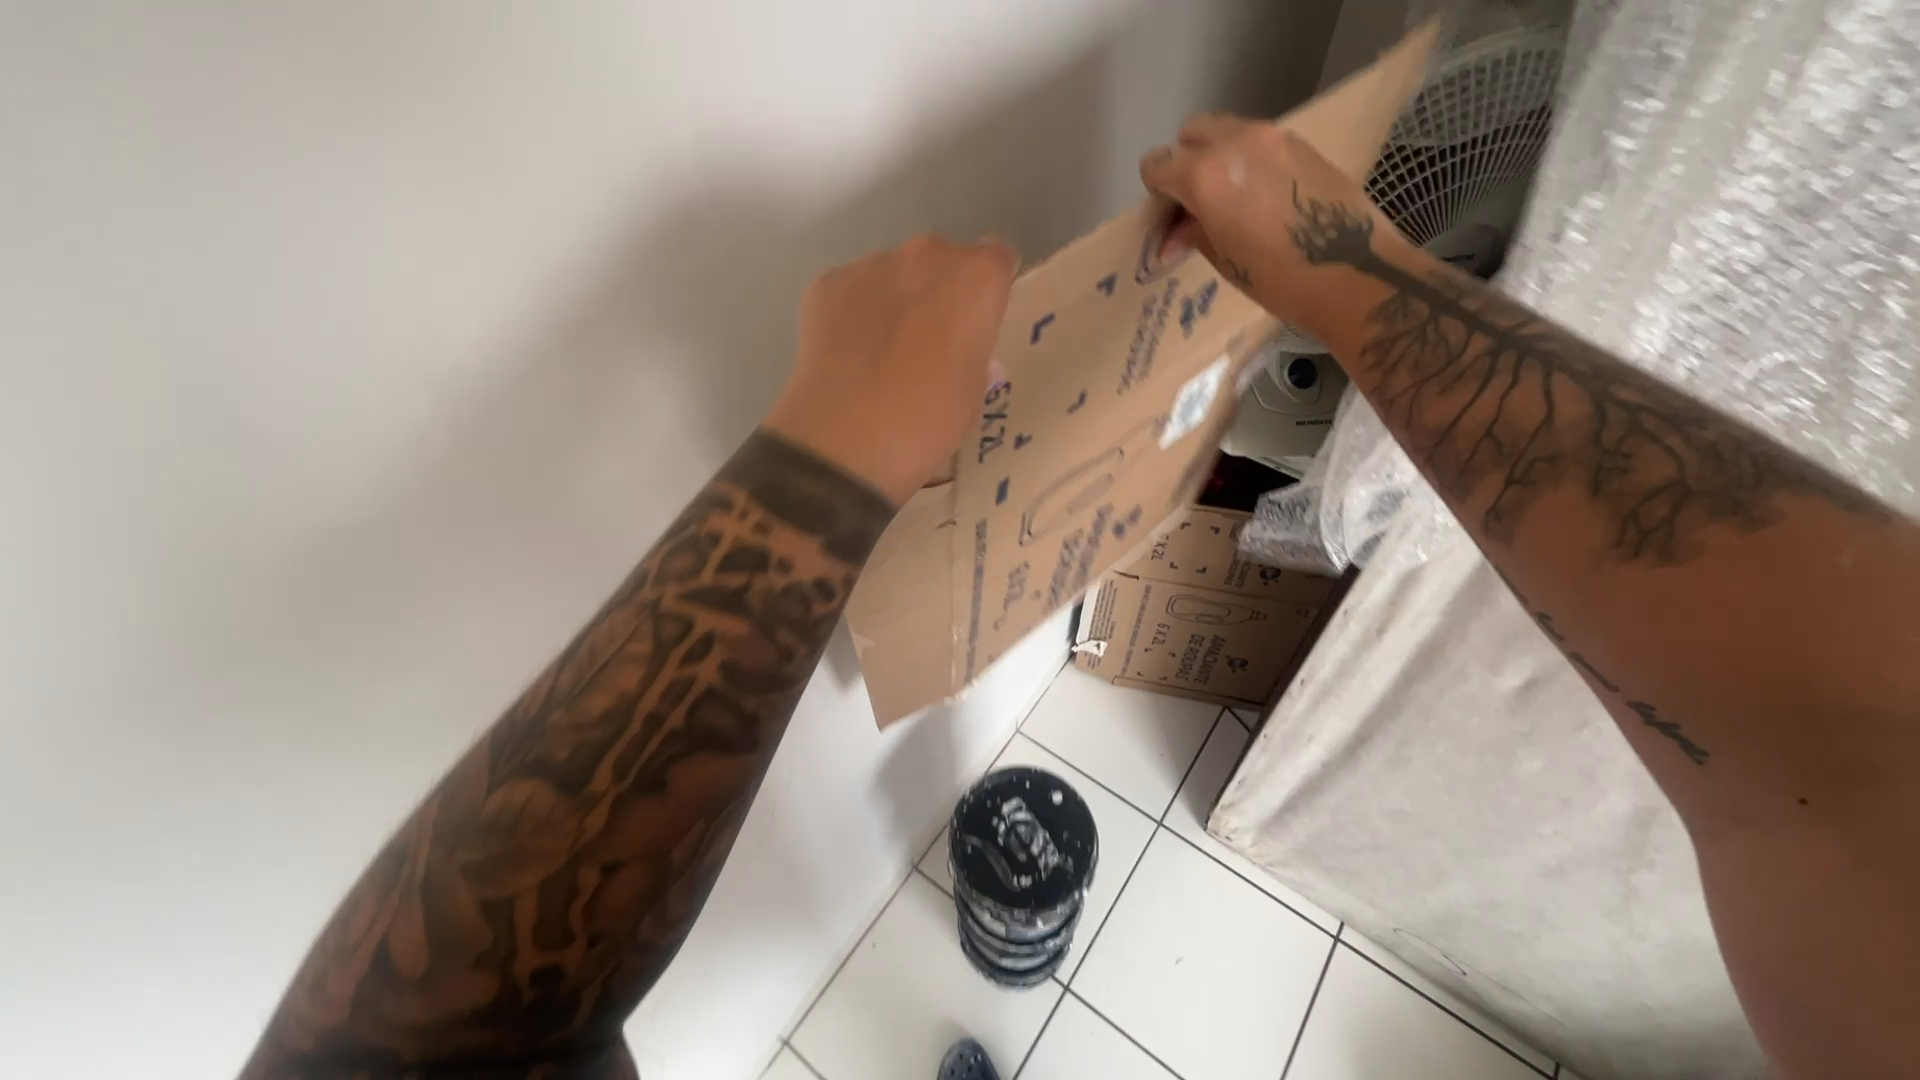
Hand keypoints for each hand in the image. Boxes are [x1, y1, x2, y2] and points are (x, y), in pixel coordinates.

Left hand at [764, 235, 1018, 505]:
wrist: (846, 443)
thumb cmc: (928, 423)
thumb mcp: (972, 389)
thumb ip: (973, 347)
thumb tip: (959, 342)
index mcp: (976, 279)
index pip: (997, 258)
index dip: (989, 289)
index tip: (980, 322)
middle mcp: (926, 256)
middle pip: (942, 260)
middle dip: (940, 291)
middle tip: (930, 343)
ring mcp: (871, 265)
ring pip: (894, 274)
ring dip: (896, 301)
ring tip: (883, 356)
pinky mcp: (827, 284)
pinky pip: (852, 291)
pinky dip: (854, 314)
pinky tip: (849, 358)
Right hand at [1140, 115, 1412, 336]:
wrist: (1355, 272)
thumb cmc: (1278, 279)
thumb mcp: (1225, 260)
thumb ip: (1194, 233)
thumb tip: (1176, 233)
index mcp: (1206, 175)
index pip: (1158, 164)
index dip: (1156, 192)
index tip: (1167, 217)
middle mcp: (1236, 143)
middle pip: (1192, 132)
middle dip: (1184, 162)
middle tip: (1193, 202)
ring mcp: (1274, 138)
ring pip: (1228, 131)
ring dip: (1217, 158)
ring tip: (1229, 200)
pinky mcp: (1303, 145)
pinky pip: (1259, 142)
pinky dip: (1247, 161)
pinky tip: (1260, 198)